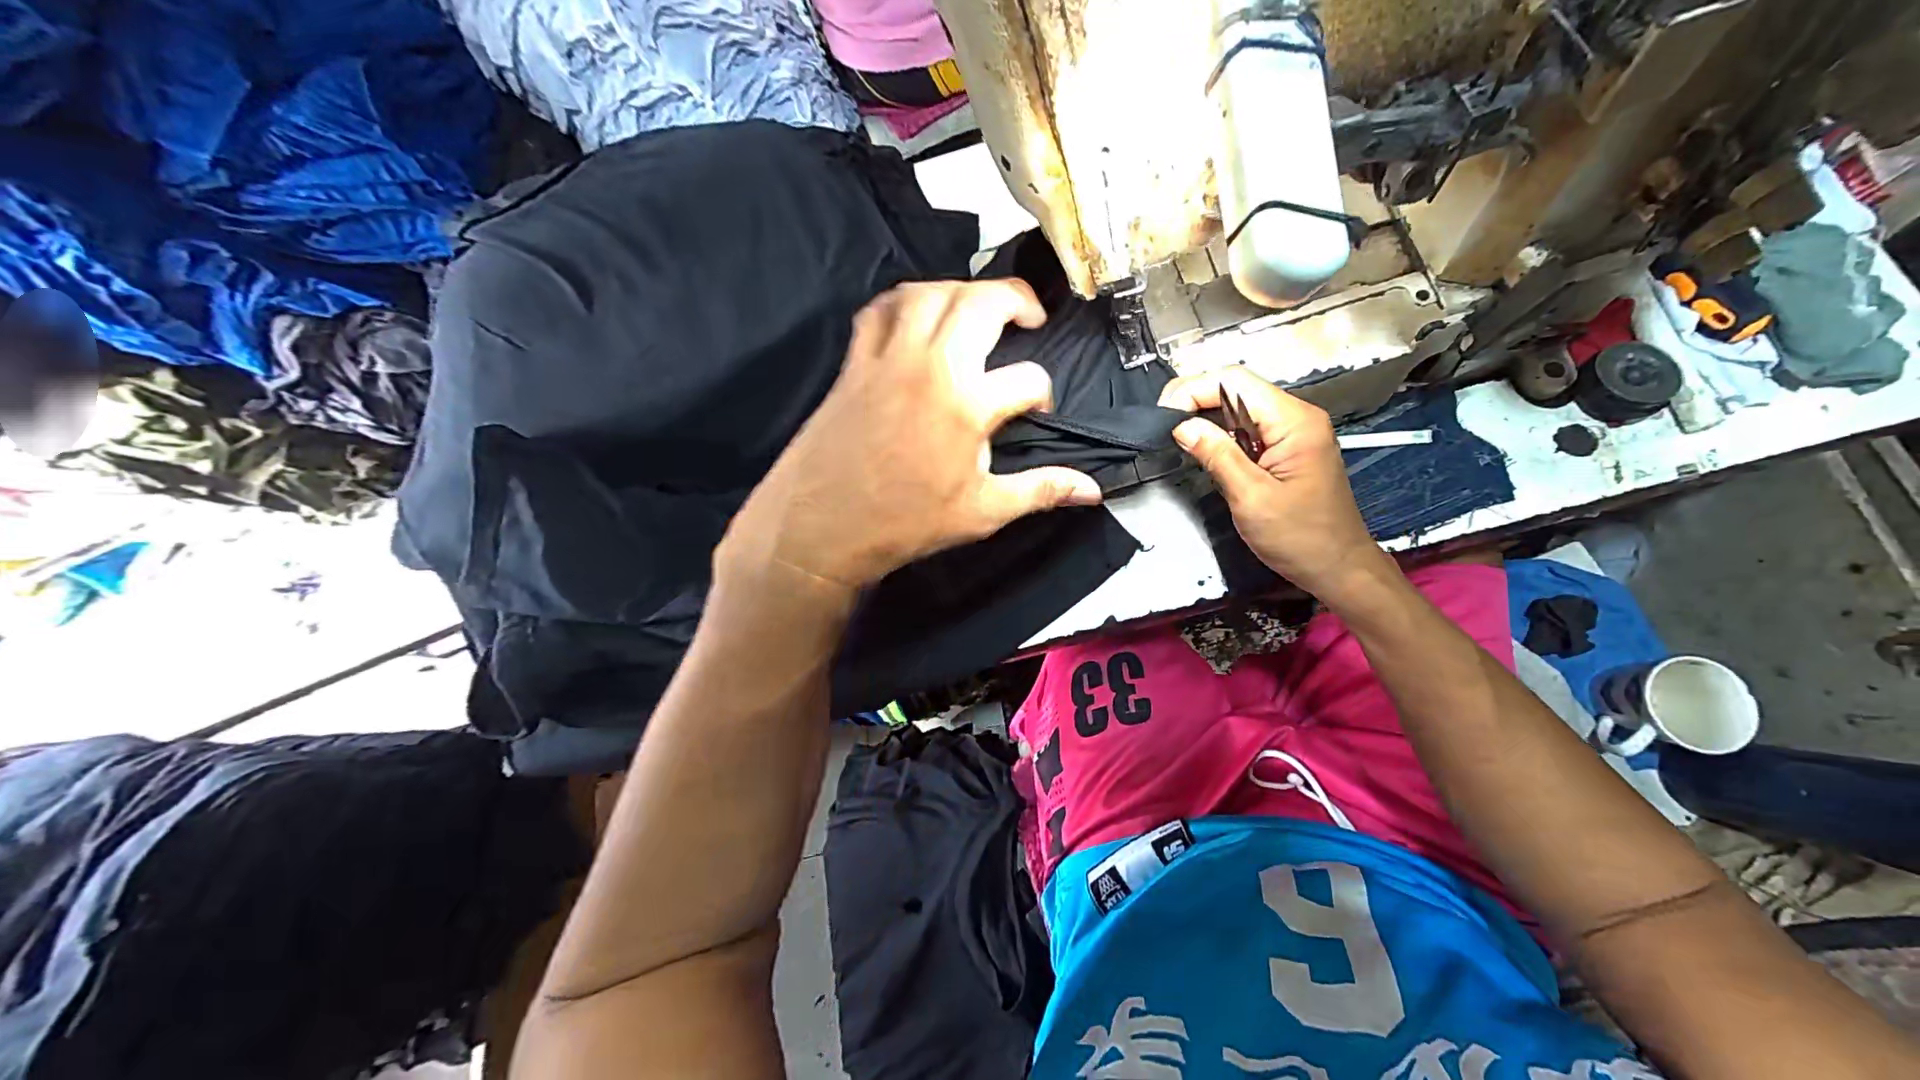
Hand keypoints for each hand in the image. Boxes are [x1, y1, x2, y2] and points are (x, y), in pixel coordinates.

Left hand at [718, 280, 1101, 596]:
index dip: (1041, 392)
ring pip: (929, 292)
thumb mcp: (982, 512)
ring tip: (977, 308)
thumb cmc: (905, 523)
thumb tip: (1092, 491)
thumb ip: (1040, 490)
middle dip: (1015, 300)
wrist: (821, 528)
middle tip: (1029, 317)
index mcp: (968, 404)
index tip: (1036, 410)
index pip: (1027, 378)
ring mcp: (888, 357)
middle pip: (981, 302)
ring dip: (961, 290)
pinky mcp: (856, 361)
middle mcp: (931, 364)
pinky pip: (880, 308)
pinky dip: (903, 301)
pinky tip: (916, 315)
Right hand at [1160, 367, 1388, 600]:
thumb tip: (1181, 426)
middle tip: (1162, 426)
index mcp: (1294, 421)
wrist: (1340, 568)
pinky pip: (1246, 429)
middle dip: (1194, 400)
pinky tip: (1201, 448)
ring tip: (1175, 436)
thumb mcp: (1251, 497)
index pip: (1234, 381)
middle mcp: (1295, 417)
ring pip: (1238, 408)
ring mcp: (1291, 432)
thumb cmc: (1301, 538)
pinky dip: (1220, 435)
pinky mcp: (1284, 449)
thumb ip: (1217, 455)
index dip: (1192, 389)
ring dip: (1204, 418)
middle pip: (1235, 388)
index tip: (1163, 416)